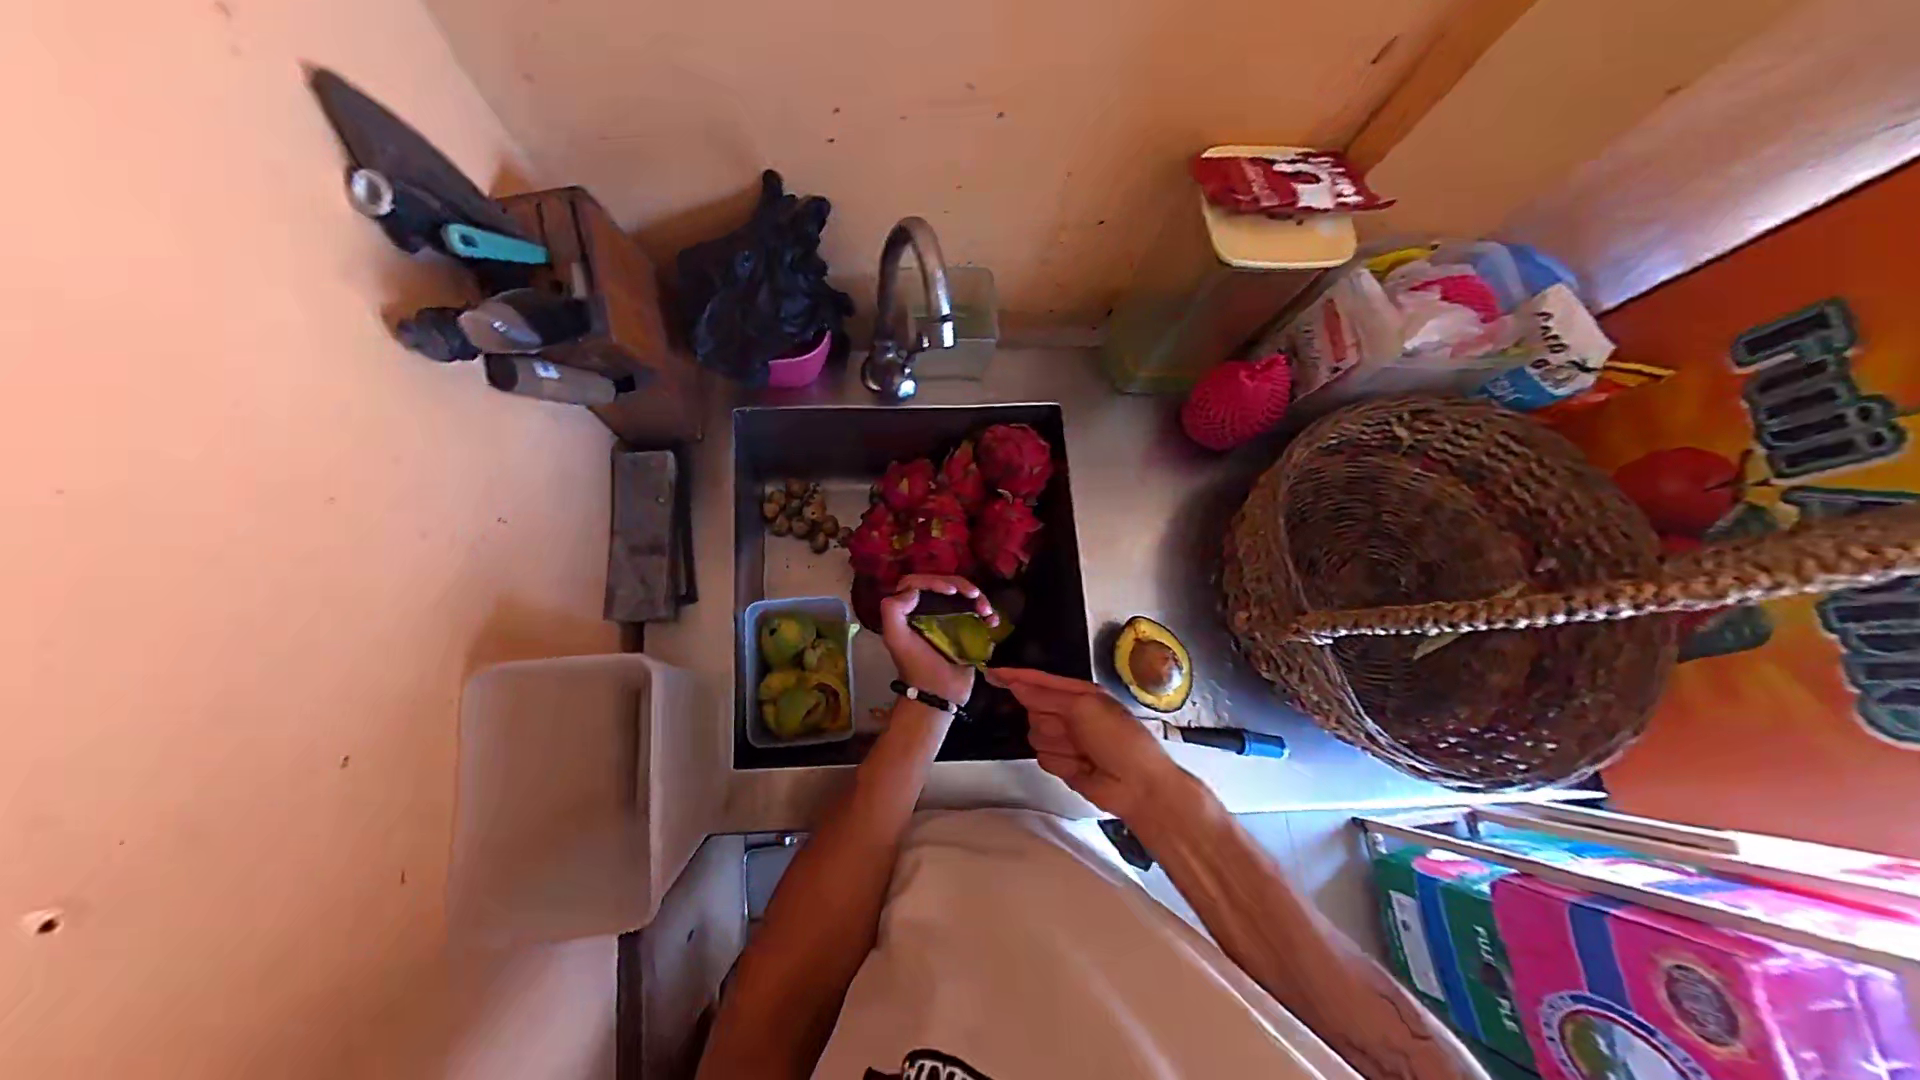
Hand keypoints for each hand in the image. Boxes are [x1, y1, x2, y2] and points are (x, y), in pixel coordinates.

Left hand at [879, 575, 995, 707]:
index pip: (918, 582)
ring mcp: (947, 617)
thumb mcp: (896, 639)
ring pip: (963, 595)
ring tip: (986, 611)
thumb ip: (892, 610)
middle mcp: (927, 609)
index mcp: (909, 609)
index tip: (951, 591)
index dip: (935, 581)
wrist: (940, 693)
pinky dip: (987, 613)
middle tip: (975, 595)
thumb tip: (914, 590)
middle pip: (944, 583)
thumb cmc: (917, 665)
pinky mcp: (965, 628)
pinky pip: (976, 612)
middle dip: (961, 585)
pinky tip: (992, 621)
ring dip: (978, 598)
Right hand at [987, 668, 1187, 820]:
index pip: (1038, 681)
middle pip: (1032, 710)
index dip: (1015, 677)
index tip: (992, 673)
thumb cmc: (1120, 738)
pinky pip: (1042, 757)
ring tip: (1083, 751)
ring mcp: (1065, 739)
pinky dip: (1061, 762)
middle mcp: (1070, 713)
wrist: (1137, 785)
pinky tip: (1081, 766)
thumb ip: (1046, 695)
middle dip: (1049, 720)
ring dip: (1058, 744)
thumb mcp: (1083, 706)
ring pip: (1035, 735)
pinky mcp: (1062, 763)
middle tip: (1076, 730)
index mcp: (1079, 693)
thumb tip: (1017, 684)